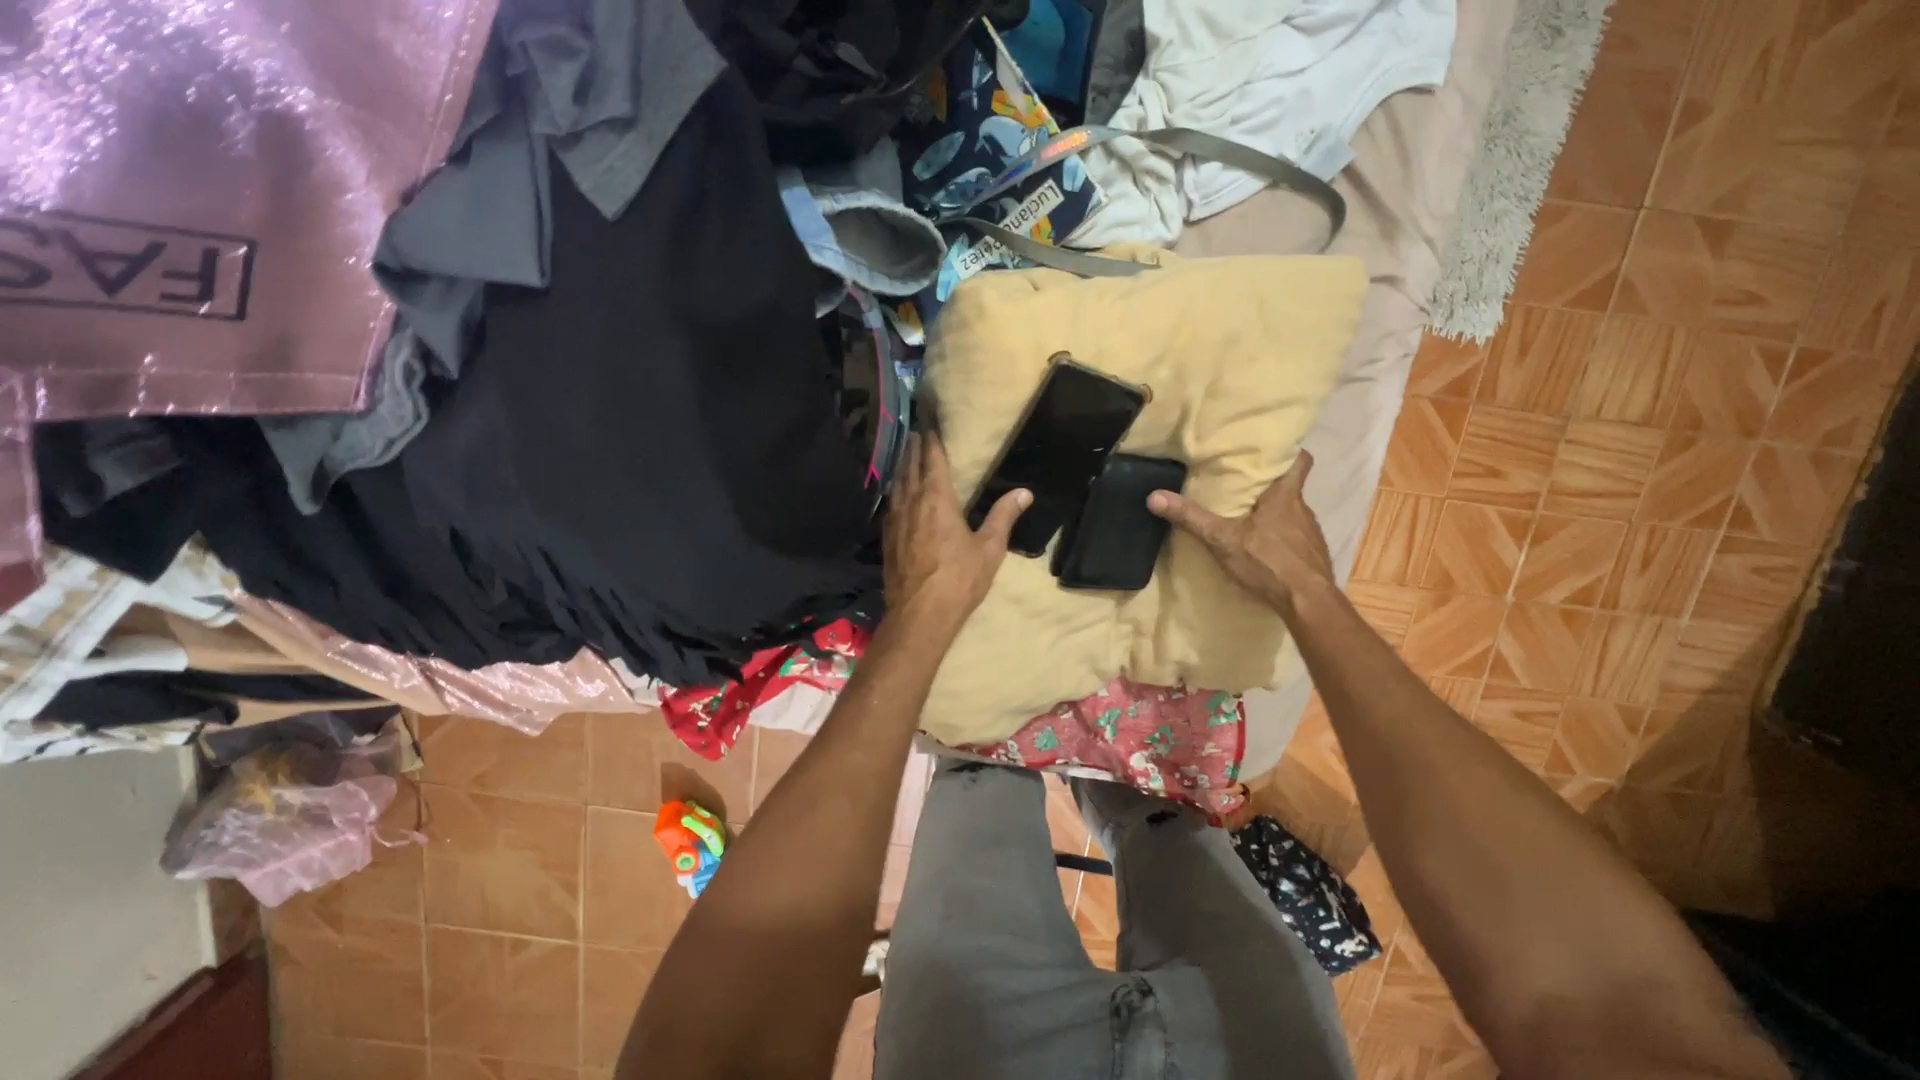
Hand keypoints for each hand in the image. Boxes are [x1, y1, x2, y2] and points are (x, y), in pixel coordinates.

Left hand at [884, 431, 1030, 632]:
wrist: (920, 614)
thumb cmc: (959, 579)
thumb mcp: (989, 548)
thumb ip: (1004, 516)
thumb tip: (1024, 492)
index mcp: (937, 499)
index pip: (933, 460)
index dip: (932, 441)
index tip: (930, 424)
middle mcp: (912, 503)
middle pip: (910, 468)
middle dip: (913, 449)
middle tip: (915, 433)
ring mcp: (895, 522)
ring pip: (897, 486)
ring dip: (902, 468)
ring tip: (905, 458)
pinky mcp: (887, 540)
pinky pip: (891, 506)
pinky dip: (895, 492)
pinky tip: (897, 497)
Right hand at [1146, 450, 1333, 616]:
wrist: (1307, 602)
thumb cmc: (1268, 562)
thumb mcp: (1223, 539)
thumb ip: (1191, 518)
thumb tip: (1155, 496)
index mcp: (1285, 497)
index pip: (1300, 461)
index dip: (1290, 453)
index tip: (1273, 451)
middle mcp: (1303, 511)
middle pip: (1291, 489)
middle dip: (1271, 487)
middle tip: (1245, 486)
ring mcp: (1311, 535)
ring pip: (1293, 516)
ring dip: (1275, 516)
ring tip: (1251, 520)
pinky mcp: (1313, 557)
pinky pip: (1297, 540)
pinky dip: (1282, 541)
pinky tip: (1266, 552)